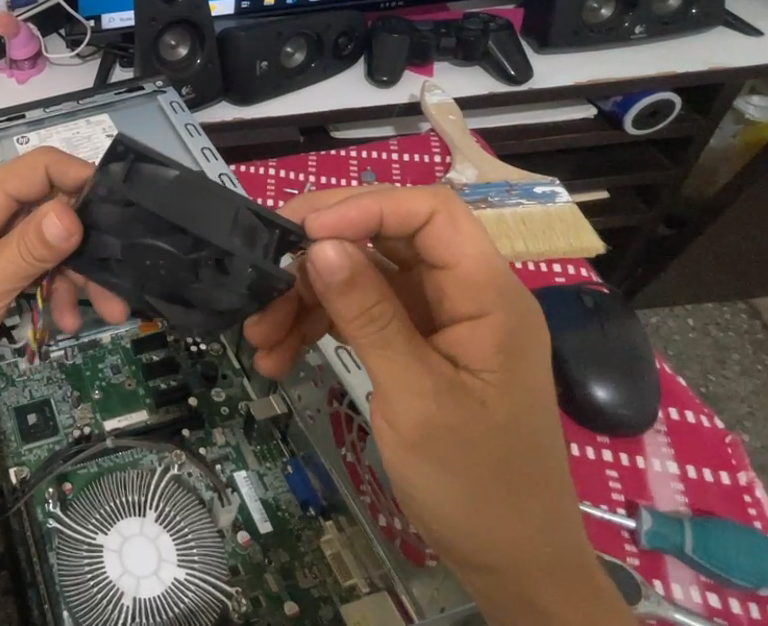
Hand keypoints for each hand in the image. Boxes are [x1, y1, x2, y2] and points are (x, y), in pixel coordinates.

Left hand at [0, 148, 129, 405]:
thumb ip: (30, 248)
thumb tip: (75, 210)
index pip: (43, 167)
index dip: (83, 181)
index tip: (123, 214)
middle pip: (50, 209)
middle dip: (87, 244)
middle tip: (119, 285)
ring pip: (44, 244)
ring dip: (72, 275)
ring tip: (102, 313)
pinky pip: (26, 270)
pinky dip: (48, 291)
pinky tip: (61, 321)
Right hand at [244, 186, 627, 624]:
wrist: (509, 561)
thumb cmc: (477, 484)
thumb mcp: (416, 397)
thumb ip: (369, 315)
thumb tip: (320, 245)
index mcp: (486, 295)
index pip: (429, 212)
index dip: (365, 207)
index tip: (303, 233)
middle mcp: (461, 293)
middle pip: (383, 237)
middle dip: (319, 251)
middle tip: (262, 267)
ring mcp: (434, 318)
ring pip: (359, 275)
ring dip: (304, 298)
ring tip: (257, 333)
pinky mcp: (411, 343)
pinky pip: (355, 314)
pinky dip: (314, 328)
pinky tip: (277, 357)